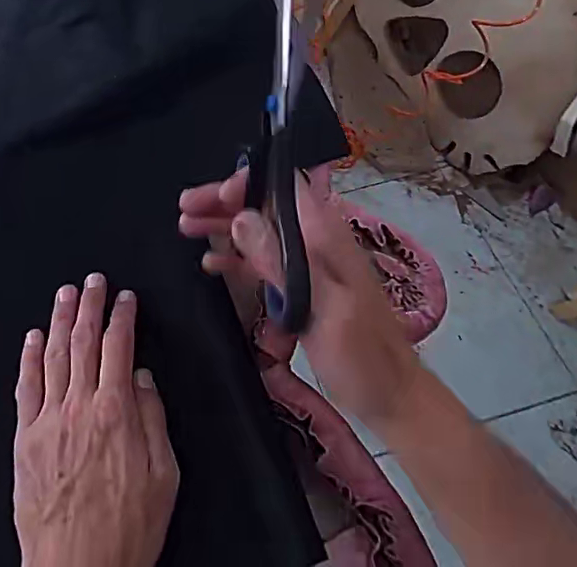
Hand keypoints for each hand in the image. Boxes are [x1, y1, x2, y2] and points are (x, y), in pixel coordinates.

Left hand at [15, 275, 178, 566]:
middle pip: (82, 342)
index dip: (122, 316)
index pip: (118, 346)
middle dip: (89, 305)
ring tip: (65, 294)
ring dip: (59, 321)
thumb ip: (154, 418)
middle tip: (93, 280)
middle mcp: (79, 408)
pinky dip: (28, 359)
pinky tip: (32, 338)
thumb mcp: (164, 472)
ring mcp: (47, 423)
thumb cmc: (128, 526)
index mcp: (116, 411)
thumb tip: (144, 377)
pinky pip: (25, 390)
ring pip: (52, 357)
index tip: (125, 297)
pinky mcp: (24, 443)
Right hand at [179, 169, 425, 429]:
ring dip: (225, 226)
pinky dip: (236, 258)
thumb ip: (282, 263)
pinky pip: (263, 262)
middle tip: (186, 207)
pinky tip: (210, 262)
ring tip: (186, 225)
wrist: (390, 394)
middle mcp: (315, 240)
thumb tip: (243, 218)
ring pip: (261, 231)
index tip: (217, 195)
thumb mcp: (323, 307)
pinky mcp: (300, 287)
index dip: (250, 182)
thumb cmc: (363, 354)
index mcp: (325, 234)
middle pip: (267, 205)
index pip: (286, 187)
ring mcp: (308, 263)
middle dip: (226, 202)